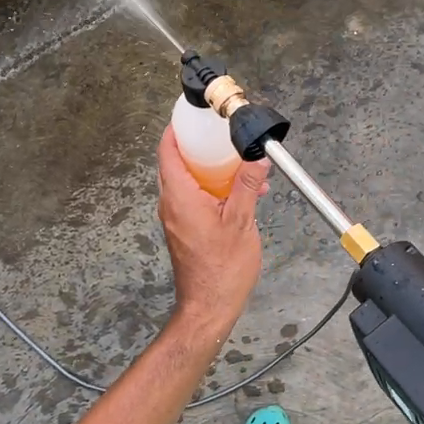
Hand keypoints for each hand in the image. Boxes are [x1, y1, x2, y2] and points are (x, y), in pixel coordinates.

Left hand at [156, 125, 269, 337]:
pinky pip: (193, 198)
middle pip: (176, 162)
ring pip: (187, 181)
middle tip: (221, 136)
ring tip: (242, 168)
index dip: (177, 129)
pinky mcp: (183, 229)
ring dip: (211, 171)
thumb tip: (256, 158)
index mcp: (179, 196)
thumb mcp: (241, 221)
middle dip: (199, 147)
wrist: (209, 306)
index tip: (193, 116)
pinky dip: (212, 189)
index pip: (167, 150)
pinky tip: (240, 194)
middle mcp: (171, 204)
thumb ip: (247, 185)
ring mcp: (175, 218)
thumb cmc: (222, 269)